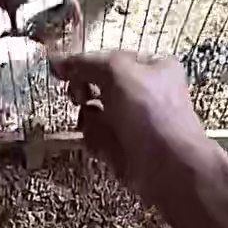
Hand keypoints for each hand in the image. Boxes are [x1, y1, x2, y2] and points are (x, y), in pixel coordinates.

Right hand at [52, 52, 214, 199]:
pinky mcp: (125, 148)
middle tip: (79, 98)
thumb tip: (58, 63)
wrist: (169, 167)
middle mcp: (144, 93)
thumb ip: (87, 64)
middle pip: (98, 88)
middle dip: (85, 94)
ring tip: (101, 130)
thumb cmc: (150, 113)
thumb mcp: (118, 73)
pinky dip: (97, 142)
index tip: (62, 73)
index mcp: (152, 67)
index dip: (85, 65)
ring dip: (90, 122)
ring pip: (95, 115)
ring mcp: (134, 122)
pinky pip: (99, 139)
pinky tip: (105, 148)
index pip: (109, 60)